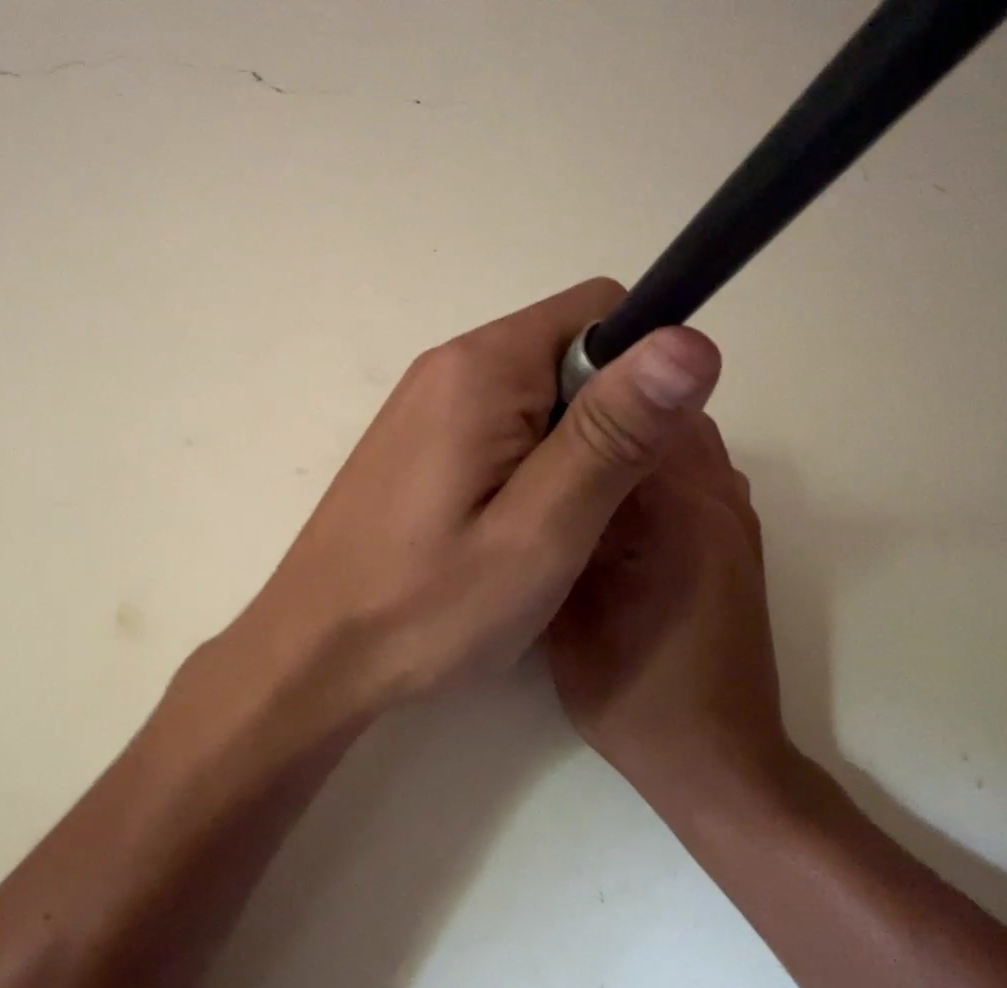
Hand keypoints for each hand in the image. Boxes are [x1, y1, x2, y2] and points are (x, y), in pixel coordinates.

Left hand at [219, 279, 722, 732]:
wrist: (315, 655)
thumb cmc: (428, 606)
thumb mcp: (541, 528)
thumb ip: (613, 435)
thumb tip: (692, 341)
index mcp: (482, 367)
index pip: (602, 313)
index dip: (642, 375)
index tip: (635, 460)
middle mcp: (447, 367)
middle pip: (568, 355)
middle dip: (603, 423)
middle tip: (586, 517)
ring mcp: (422, 408)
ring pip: (535, 400)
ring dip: (563, 456)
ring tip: (546, 536)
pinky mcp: (412, 448)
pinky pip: (496, 431)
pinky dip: (523, 472)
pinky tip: (505, 537)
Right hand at [546, 413, 798, 794]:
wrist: (712, 759)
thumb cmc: (633, 692)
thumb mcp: (570, 613)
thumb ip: (559, 529)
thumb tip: (542, 463)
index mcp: (678, 507)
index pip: (628, 411)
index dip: (571, 402)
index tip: (522, 416)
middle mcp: (719, 496)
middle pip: (658, 415)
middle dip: (600, 416)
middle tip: (539, 444)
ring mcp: (734, 519)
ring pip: (676, 442)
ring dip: (626, 443)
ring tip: (566, 469)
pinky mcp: (734, 543)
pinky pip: (690, 476)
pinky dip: (647, 472)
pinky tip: (604, 509)